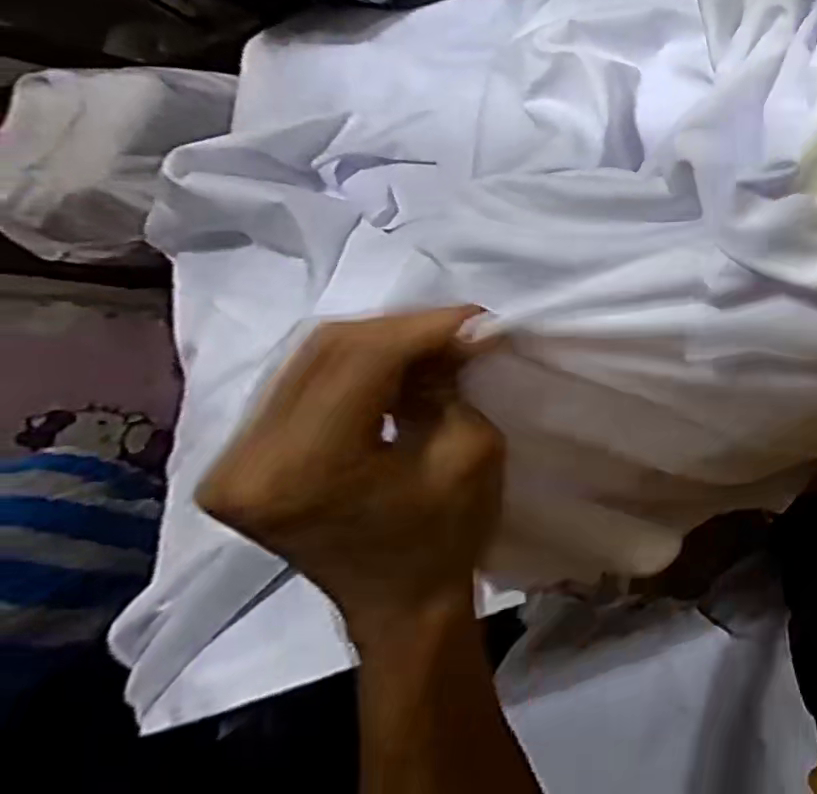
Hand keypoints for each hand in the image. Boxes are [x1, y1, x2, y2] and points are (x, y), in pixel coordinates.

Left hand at [196, 306, 505, 632]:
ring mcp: (231, 462)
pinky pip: (299, 384)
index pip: (361, 360)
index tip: (482, 319)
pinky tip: (398, 369)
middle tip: (463, 328)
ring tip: (436, 345)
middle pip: (325, 350)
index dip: (427, 328)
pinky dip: (356, 366)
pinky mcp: (239, 462)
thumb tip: (455, 335)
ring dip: (381, 342)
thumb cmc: (448, 534)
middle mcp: (246, 461)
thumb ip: (449, 385)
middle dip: (405, 329)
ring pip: (308, 360)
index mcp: (306, 468)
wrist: (401, 601)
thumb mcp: (470, 449)